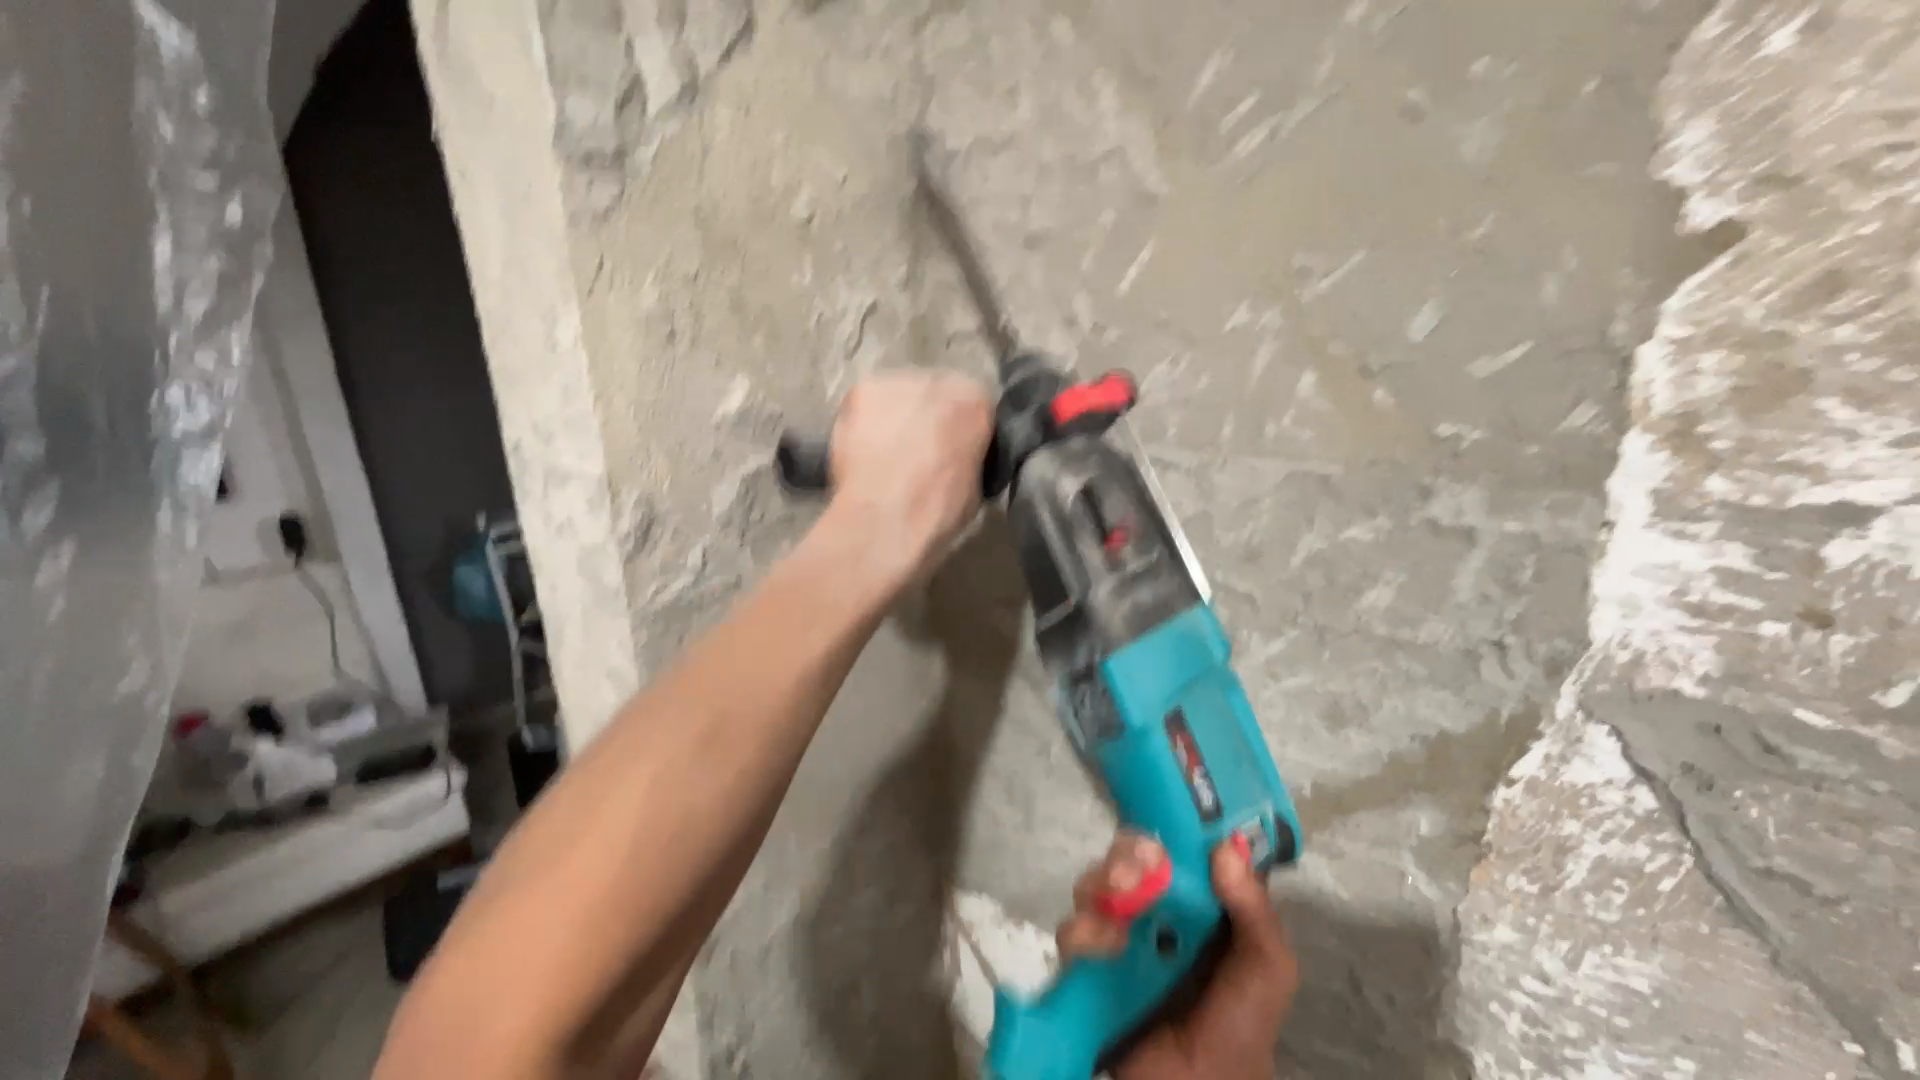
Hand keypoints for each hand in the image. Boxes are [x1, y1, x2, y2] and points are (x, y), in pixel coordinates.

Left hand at [828, 369, 993, 584]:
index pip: (972, 404)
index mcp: (976, 403)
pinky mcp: (861, 392)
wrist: (886, 520)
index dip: (958, 428)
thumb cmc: (939, 512)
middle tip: (917, 450)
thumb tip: (957, 457)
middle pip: (933, 392)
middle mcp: (939, 381)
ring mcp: (896, 383)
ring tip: (886, 452)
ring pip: (898, 396)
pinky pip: (867, 404)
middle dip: (927, 416)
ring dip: (896, 417)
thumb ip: (969, 455)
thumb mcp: (976, 485)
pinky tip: (865, 448)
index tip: (950, 450)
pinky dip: (867, 423)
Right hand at [1056, 833, 1296, 1079]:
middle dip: (1128, 852)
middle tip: (1137, 865)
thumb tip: (1227, 846)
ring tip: (1115, 899)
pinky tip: (1104, 945)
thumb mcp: (1266, 970)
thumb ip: (1256, 911)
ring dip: (1101, 883)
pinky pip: (1072, 932)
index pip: (1177, 849)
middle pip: (1130, 858)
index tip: (1168, 822)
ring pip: (1096, 885)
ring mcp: (1119, 937)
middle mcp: (1156, 912)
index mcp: (1199, 906)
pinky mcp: (1087, 965)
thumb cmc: (1237, 1030)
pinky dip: (1083, 930)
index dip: (1170, 828)